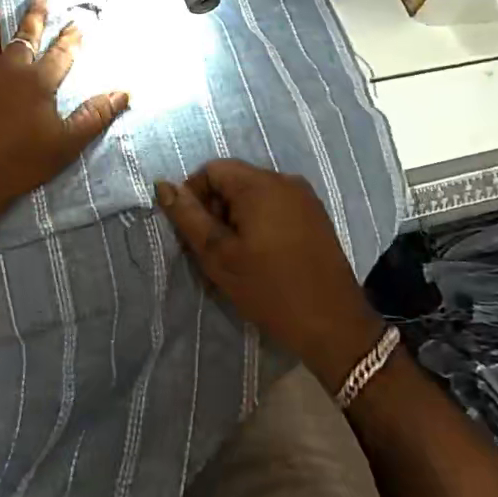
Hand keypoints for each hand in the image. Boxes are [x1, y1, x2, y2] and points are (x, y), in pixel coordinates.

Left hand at [0, 0, 129, 237]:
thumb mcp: (66, 144)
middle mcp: (7, 70)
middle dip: (35, 16)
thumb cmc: (20, 163)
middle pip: (24, 37)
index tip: (80, 21)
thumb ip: (94, 116)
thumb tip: (124, 92)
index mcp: (37, 82)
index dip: (72, 37)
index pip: (61, 53)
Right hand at [156, 160, 383, 393]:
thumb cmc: (270, 290)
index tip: (196, 233)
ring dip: (237, 217)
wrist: (335, 327)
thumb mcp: (218, 256)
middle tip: (215, 249)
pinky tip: (262, 256)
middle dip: (216, 208)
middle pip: (233, 179)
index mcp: (259, 185)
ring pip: (254, 194)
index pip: (211, 169)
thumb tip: (163, 185)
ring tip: (238, 257)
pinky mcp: (316, 216)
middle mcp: (284, 180)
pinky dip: (259, 222)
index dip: (194, 196)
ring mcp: (305, 197)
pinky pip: (275, 205)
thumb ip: (188, 216)